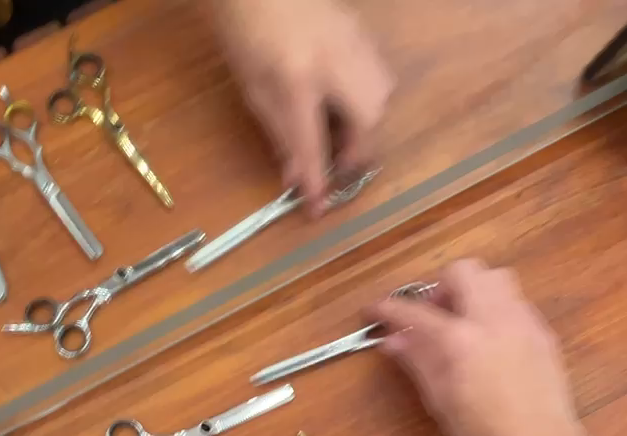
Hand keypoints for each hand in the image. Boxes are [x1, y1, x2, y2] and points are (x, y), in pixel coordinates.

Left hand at [210, 0, 392, 213]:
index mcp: (299, 79)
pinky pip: (376, 78)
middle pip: (368, 121)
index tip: (318, 210)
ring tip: (337, 136)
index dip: (316, 183)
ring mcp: (355, 43)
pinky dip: (363, 102)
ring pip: (380, 99)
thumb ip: (281, 136)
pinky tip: (341, 104)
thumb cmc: (247, 34)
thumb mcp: (255, 93)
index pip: (313, 146)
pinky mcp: (362, 34)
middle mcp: (337, 61)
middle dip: (354, 152)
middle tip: (332, 166)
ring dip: (362, 127)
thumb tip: (297, 177)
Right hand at [372, 259, 602, 435]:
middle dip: (440, 286)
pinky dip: (493, 309)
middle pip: (463, 271)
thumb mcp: (441, 400)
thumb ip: (418, 362)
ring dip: (472, 290)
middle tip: (431, 315)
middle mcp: (493, 319)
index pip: (416, 311)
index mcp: (461, 340)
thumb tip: (393, 340)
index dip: (388, 309)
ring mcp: (521, 320)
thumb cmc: (485, 431)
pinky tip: (488, 340)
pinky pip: (514, 301)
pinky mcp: (541, 330)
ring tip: (461, 321)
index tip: (374, 310)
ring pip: (495, 277)